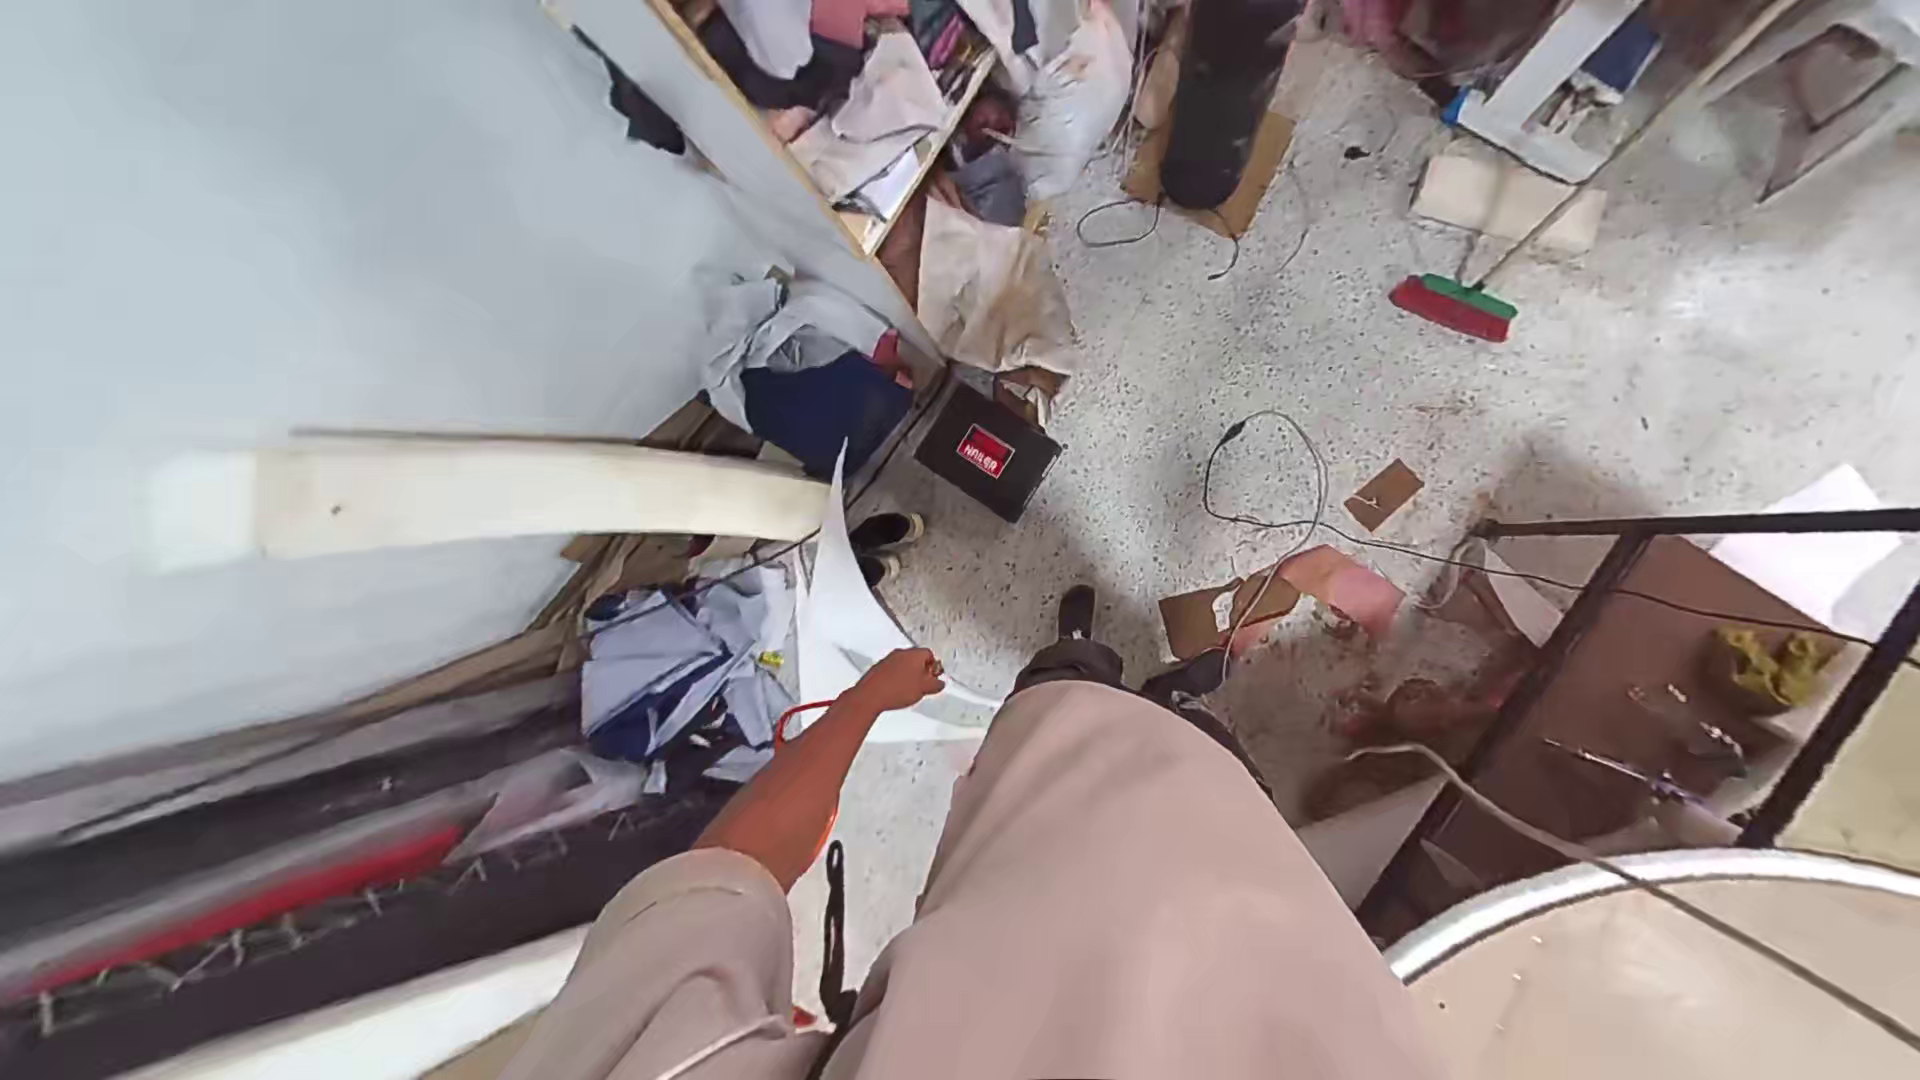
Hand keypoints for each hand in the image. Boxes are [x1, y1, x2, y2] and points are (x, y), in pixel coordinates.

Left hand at [848, 648, 945, 710]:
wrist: (871, 695)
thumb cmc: (897, 689)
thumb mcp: (924, 689)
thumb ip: (936, 684)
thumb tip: (939, 683)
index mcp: (914, 654)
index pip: (929, 654)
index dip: (934, 666)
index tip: (934, 677)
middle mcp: (901, 653)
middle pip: (916, 658)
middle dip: (921, 670)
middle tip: (924, 684)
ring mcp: (888, 660)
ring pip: (903, 664)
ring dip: (908, 674)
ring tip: (910, 690)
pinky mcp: (878, 668)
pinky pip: (892, 670)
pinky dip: (896, 678)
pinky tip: (897, 690)